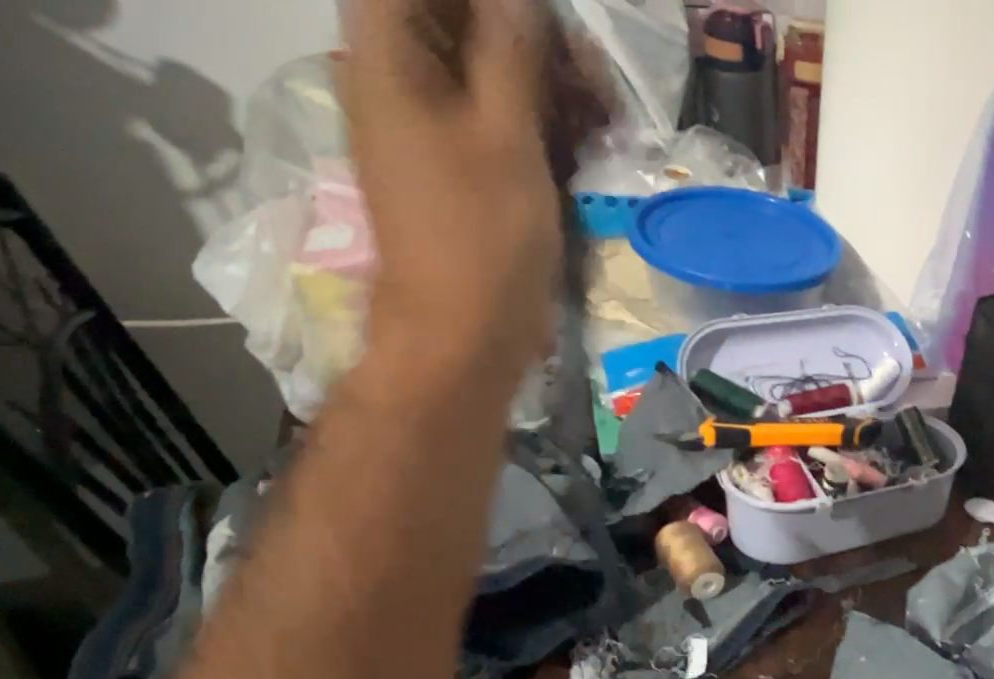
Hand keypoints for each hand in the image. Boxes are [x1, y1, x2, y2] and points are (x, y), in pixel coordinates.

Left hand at [341, 0, 558, 372]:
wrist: (464, 334)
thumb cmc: (482, 233)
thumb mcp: (506, 132)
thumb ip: (510, 46)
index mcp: (388, 57)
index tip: (546, 20)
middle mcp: (399, 78)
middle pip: (460, 18)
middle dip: (532, 34)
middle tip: (593, 73)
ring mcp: (429, 125)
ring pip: (488, 69)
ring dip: (549, 80)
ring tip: (605, 114)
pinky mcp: (459, 165)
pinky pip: (497, 116)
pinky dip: (541, 118)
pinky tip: (588, 138)